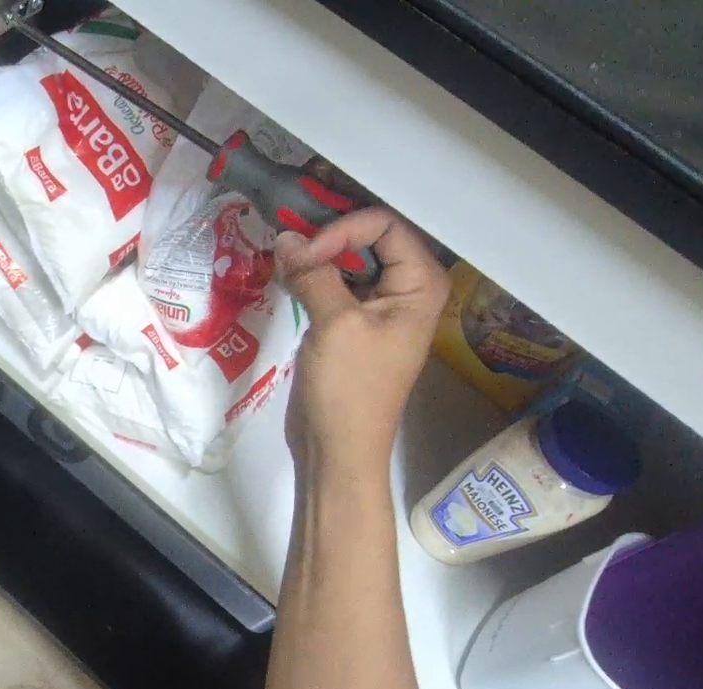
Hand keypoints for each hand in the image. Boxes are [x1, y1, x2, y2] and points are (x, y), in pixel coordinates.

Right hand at [275, 208, 448, 475]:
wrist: (339, 448)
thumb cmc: (349, 388)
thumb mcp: (335, 325)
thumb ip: (313, 275)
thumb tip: (285, 239)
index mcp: (420, 283)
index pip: (385, 225)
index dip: (342, 231)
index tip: (302, 255)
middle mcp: (405, 290)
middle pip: (367, 240)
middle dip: (327, 240)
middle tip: (287, 252)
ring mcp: (377, 309)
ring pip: (347, 265)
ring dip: (315, 261)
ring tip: (281, 265)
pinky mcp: (350, 327)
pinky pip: (333, 290)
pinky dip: (311, 283)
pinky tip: (286, 284)